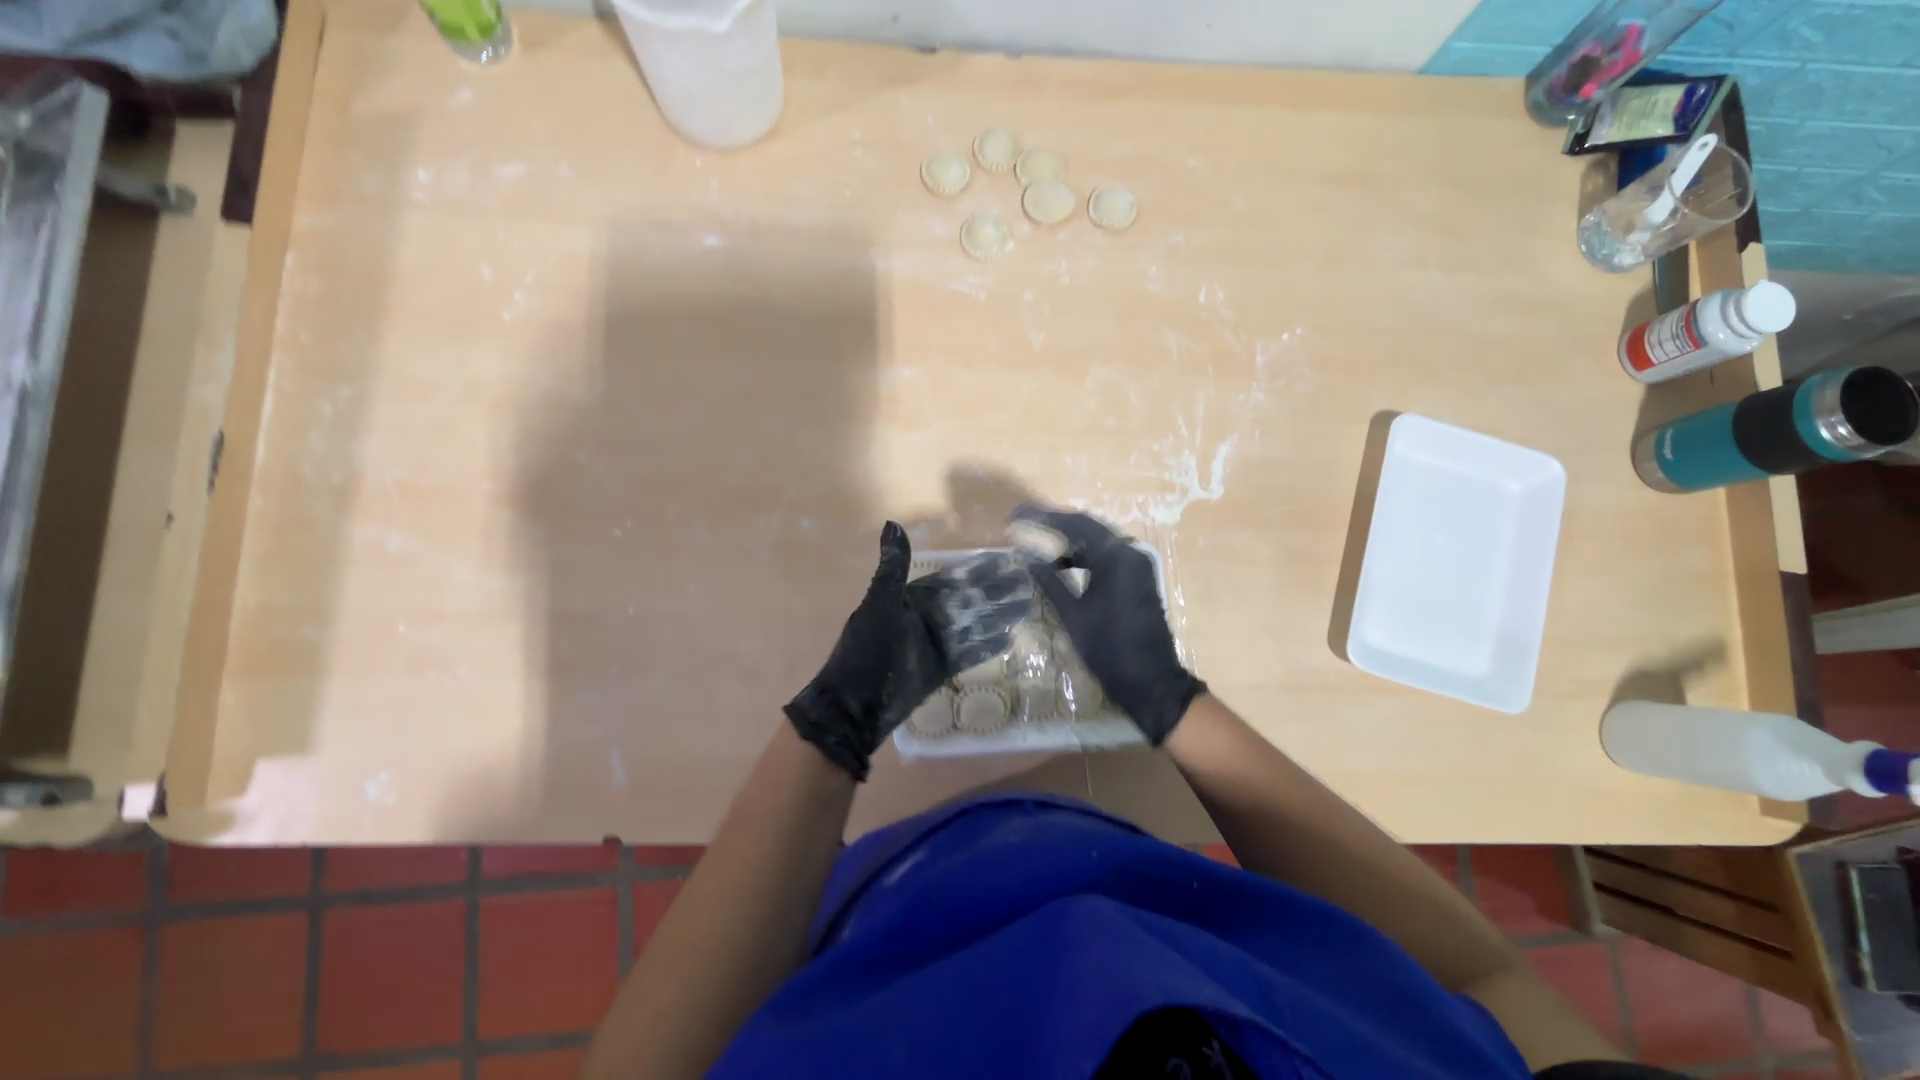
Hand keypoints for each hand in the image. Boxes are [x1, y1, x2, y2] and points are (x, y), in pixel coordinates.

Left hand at [784, 523, 1026, 779]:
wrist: (853, 707)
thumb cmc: (864, 652)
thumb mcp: (879, 605)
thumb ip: (893, 569)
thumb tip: (893, 523)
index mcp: (908, 601)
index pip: (950, 581)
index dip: (976, 571)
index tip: (1004, 561)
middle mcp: (923, 620)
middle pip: (966, 603)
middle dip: (994, 594)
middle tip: (1027, 583)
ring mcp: (932, 647)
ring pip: (971, 627)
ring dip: (996, 617)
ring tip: (1027, 606)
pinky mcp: (938, 672)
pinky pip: (967, 655)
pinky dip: (985, 647)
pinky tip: (1008, 639)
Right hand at [1010, 504, 1205, 744]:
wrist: (1149, 678)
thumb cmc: (1107, 648)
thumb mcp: (1072, 614)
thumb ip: (1048, 580)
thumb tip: (1024, 556)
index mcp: (1115, 557)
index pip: (1073, 524)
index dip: (1042, 518)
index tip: (1015, 516)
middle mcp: (1129, 552)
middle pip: (1087, 526)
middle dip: (1054, 523)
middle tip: (1023, 520)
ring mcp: (1137, 564)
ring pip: (1097, 540)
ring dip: (1069, 539)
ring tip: (1037, 540)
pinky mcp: (1139, 577)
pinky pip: (1108, 556)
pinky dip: (1084, 556)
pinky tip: (1061, 565)